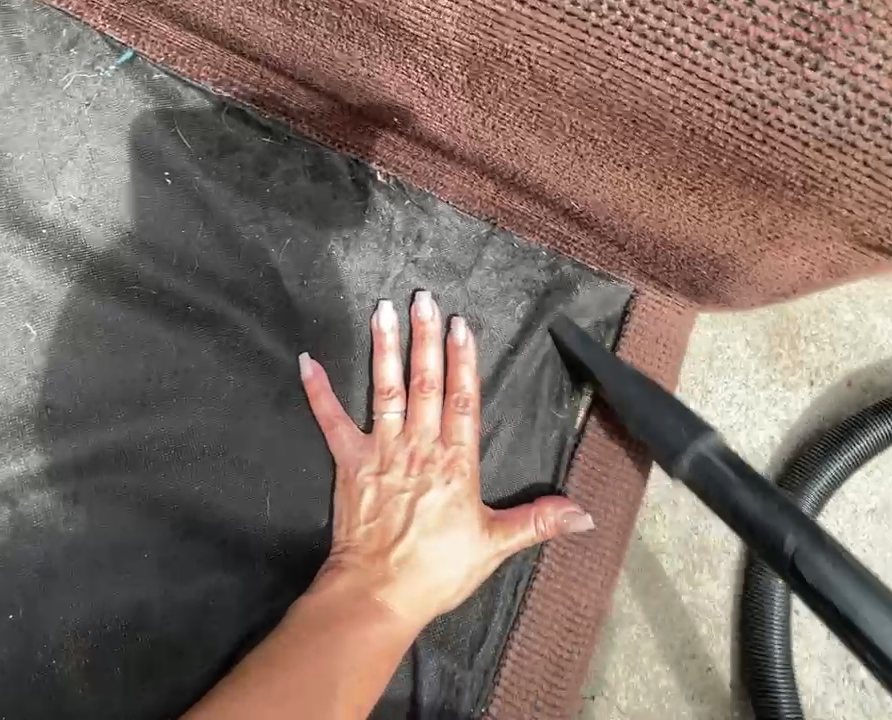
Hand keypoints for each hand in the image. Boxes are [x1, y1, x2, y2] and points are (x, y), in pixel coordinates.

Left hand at [297, 290, 594, 634]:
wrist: (379, 594)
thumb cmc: (436, 570)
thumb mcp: (494, 545)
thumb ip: (537, 521)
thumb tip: (583, 513)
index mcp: (454, 461)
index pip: (462, 399)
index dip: (463, 360)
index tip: (461, 325)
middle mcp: (418, 445)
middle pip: (424, 382)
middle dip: (425, 338)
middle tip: (424, 298)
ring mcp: (381, 450)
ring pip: (385, 389)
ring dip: (383, 348)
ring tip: (382, 310)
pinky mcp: (349, 462)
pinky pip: (331, 421)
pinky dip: (319, 391)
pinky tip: (307, 360)